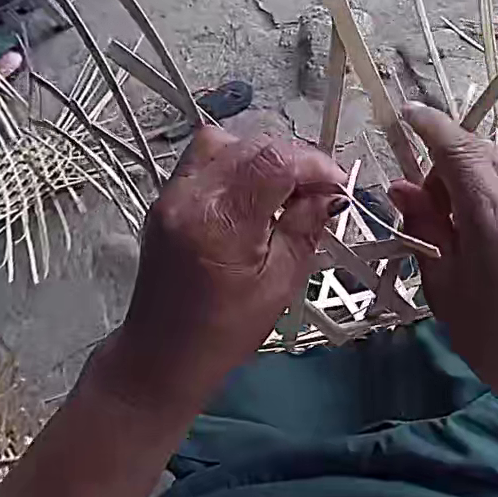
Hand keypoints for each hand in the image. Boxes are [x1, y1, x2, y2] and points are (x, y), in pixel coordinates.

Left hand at [100, 126, 345, 405]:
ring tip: (283, 189)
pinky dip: (237, 161)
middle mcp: (191, 196)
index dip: (315, 165)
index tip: (337, 186)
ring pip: (227, 140)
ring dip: (264, 156)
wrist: (161, 355)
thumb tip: (330, 193)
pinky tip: (253, 192)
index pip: (275, 162)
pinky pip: (206, 157)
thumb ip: (306, 228)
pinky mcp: (166, 196)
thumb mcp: (280, 284)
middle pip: (254, 145)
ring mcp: (172, 192)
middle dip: (295, 160)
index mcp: (221, 222)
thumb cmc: (224, 331)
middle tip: (317, 191)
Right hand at [389, 104, 497, 417]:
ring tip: (464, 224)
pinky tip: (495, 230)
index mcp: (497, 221)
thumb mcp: (447, 288)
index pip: (460, 151)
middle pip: (483, 152)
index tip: (409, 114)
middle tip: (432, 206)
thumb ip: (425, 228)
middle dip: (450, 163)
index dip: (431, 126)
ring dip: (477, 177)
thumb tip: (401, 187)